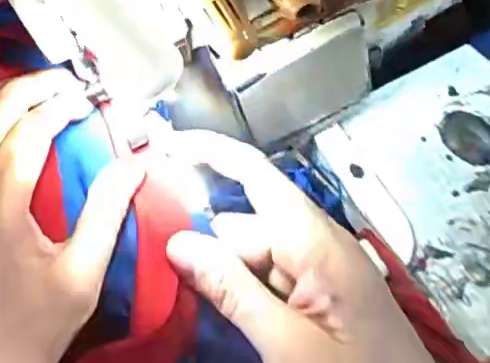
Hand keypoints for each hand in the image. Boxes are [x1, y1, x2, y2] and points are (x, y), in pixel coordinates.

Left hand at [0, 70, 145, 362]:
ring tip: (51, 92)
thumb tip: (137, 162)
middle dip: (41, 83)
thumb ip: (108, 211)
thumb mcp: (77, 278)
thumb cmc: (17, 333)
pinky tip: (18, 120)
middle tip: (76, 85)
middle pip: (2, 100)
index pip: (37, 119)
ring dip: (15, 92)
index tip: (96, 99)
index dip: (70, 101)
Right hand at [161, 130, 431, 362]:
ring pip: (253, 253)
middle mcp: (316, 240)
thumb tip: (179, 242)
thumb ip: (232, 290)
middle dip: (207, 242)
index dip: (207, 151)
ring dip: (224, 274)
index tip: (166, 146)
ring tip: (197, 306)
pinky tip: (230, 320)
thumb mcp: (288, 345)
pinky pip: (271, 278)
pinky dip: (245, 293)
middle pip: (244, 221)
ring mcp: (321, 268)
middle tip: (168, 270)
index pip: (252, 171)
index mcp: (312, 237)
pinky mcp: (323, 295)